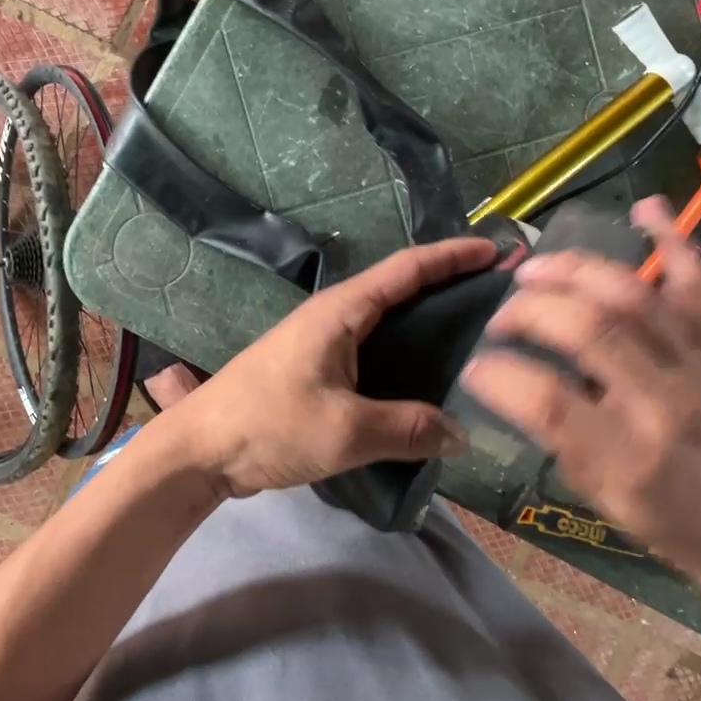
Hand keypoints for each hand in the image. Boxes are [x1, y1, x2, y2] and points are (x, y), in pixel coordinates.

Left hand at [168, 237, 497, 498]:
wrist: (202, 449)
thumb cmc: (269, 425)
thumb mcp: (345, 431)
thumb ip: (408, 428)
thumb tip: (462, 434)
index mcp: (341, 311)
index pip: (407, 269)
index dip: (453, 256)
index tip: (497, 251)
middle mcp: (335, 316)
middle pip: (401, 289)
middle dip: (449, 284)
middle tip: (498, 295)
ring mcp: (324, 342)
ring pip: (389, 322)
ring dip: (429, 321)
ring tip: (476, 336)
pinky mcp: (318, 370)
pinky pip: (375, 351)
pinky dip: (407, 354)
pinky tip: (429, 379)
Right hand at [461, 198, 700, 575]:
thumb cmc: (662, 517)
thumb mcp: (596, 493)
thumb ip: (553, 433)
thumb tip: (499, 374)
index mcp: (629, 458)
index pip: (553, 404)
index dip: (502, 377)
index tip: (473, 366)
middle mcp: (665, 403)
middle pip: (593, 332)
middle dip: (532, 310)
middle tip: (500, 316)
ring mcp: (695, 365)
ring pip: (633, 297)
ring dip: (574, 271)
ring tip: (532, 268)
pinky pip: (694, 282)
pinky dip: (671, 239)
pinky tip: (645, 207)